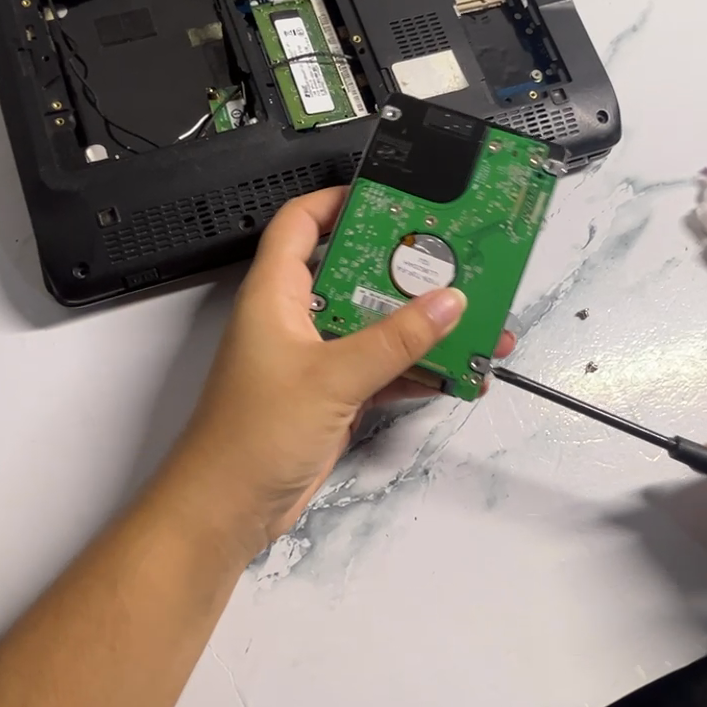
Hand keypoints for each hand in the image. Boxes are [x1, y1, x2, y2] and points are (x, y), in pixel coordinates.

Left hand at [163, 188, 512, 557]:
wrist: (230, 509)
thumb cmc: (256, 433)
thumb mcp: (331, 377)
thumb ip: (394, 339)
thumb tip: (450, 301)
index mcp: (276, 294)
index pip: (301, 223)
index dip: (339, 200)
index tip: (393, 197)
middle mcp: (296, 318)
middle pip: (354, 274)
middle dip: (405, 270)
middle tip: (457, 259)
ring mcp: (316, 359)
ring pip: (375, 326)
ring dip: (421, 326)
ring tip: (476, 320)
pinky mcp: (333, 396)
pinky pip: (381, 369)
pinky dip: (415, 369)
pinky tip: (457, 371)